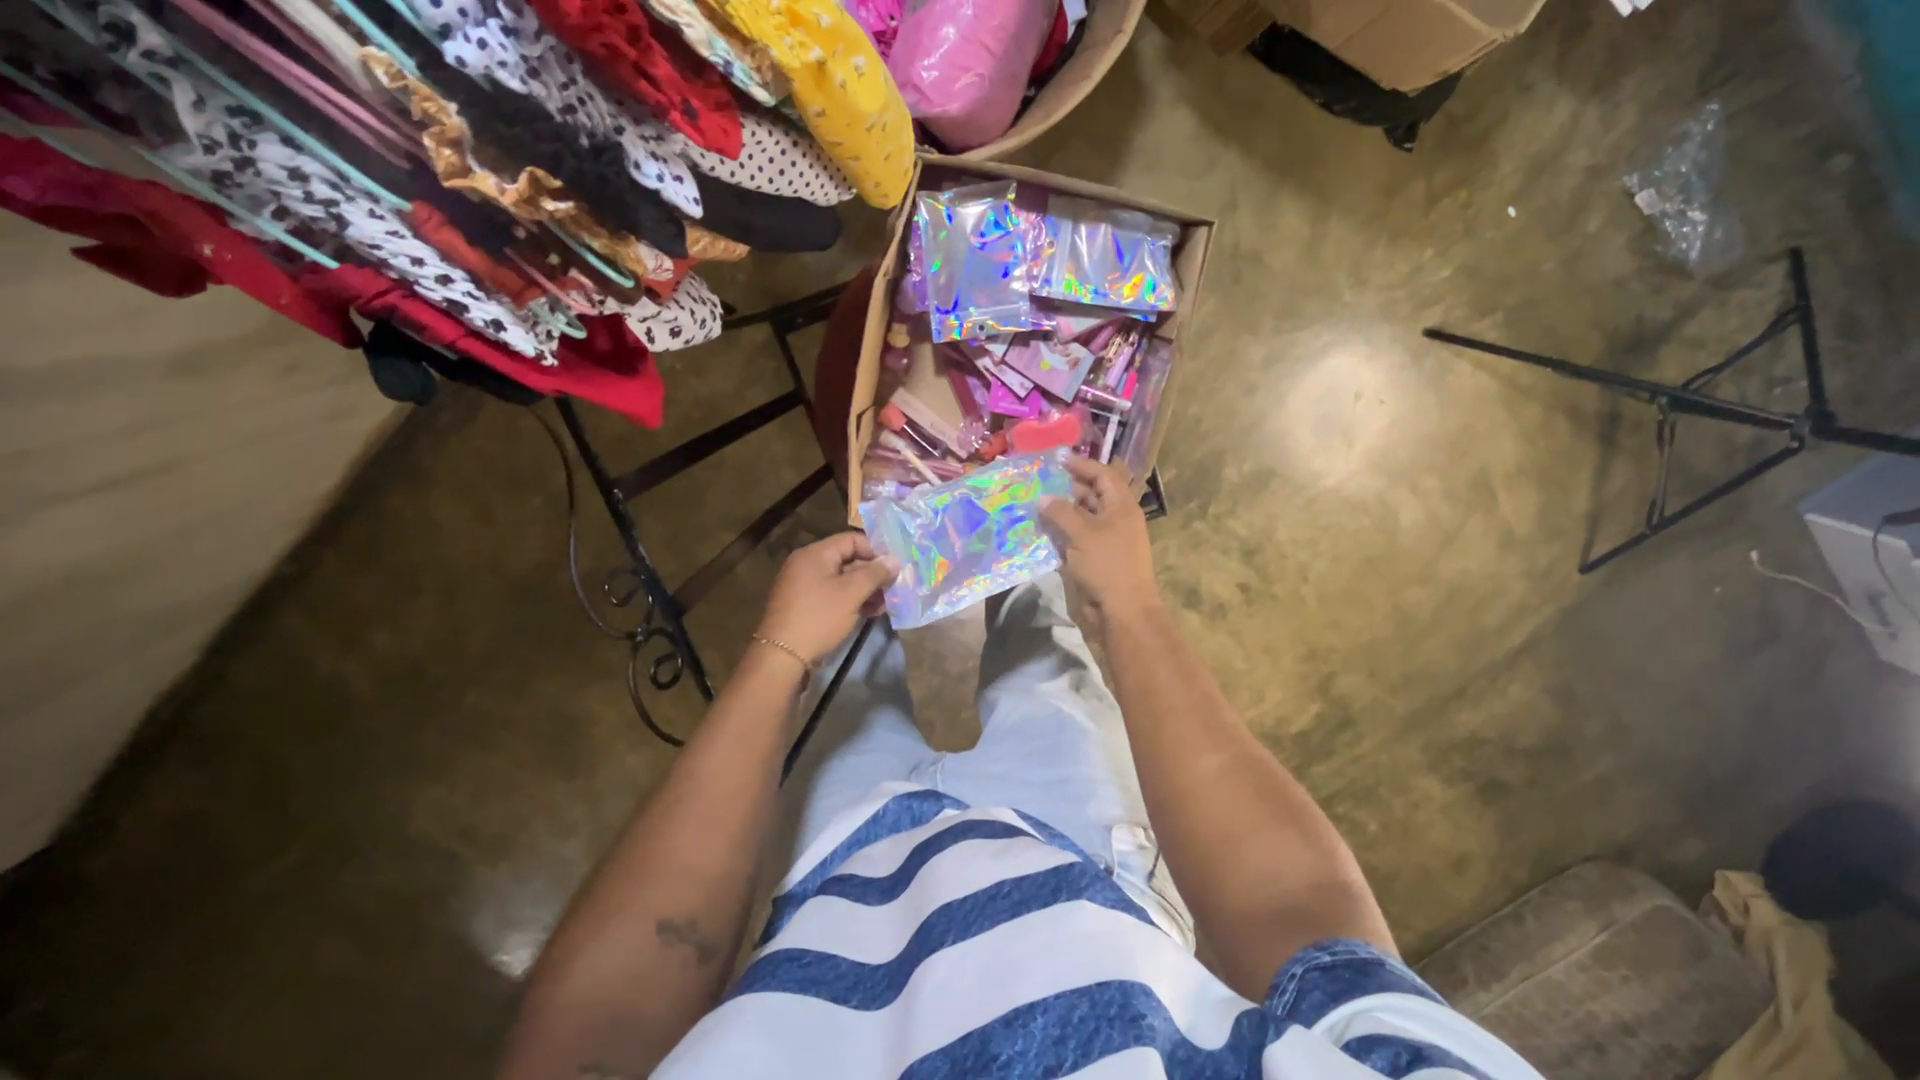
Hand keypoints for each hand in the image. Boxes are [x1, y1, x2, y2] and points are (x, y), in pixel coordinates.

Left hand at [755, 532, 898, 666]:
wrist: (782, 656)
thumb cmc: (818, 618)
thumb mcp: (851, 593)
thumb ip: (875, 574)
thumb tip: (895, 560)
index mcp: (814, 554)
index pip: (851, 540)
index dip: (875, 551)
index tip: (895, 567)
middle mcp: (807, 565)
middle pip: (848, 560)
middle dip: (873, 574)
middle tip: (894, 588)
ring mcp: (805, 587)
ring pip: (842, 581)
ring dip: (865, 590)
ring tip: (886, 605)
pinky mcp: (806, 606)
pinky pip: (834, 596)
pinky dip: (852, 601)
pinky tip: (870, 613)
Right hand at [1039, 457, 1161, 620]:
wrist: (1122, 611)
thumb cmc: (1108, 566)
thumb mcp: (1083, 534)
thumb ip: (1061, 512)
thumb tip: (1043, 498)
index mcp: (1121, 506)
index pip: (1103, 475)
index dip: (1081, 465)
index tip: (1056, 460)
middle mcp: (1115, 519)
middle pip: (1090, 495)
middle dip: (1065, 488)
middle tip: (1037, 483)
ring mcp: (1105, 539)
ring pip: (1080, 518)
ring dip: (1059, 512)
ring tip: (1032, 504)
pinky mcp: (1094, 558)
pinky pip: (1075, 539)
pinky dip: (1059, 533)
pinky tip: (1038, 531)